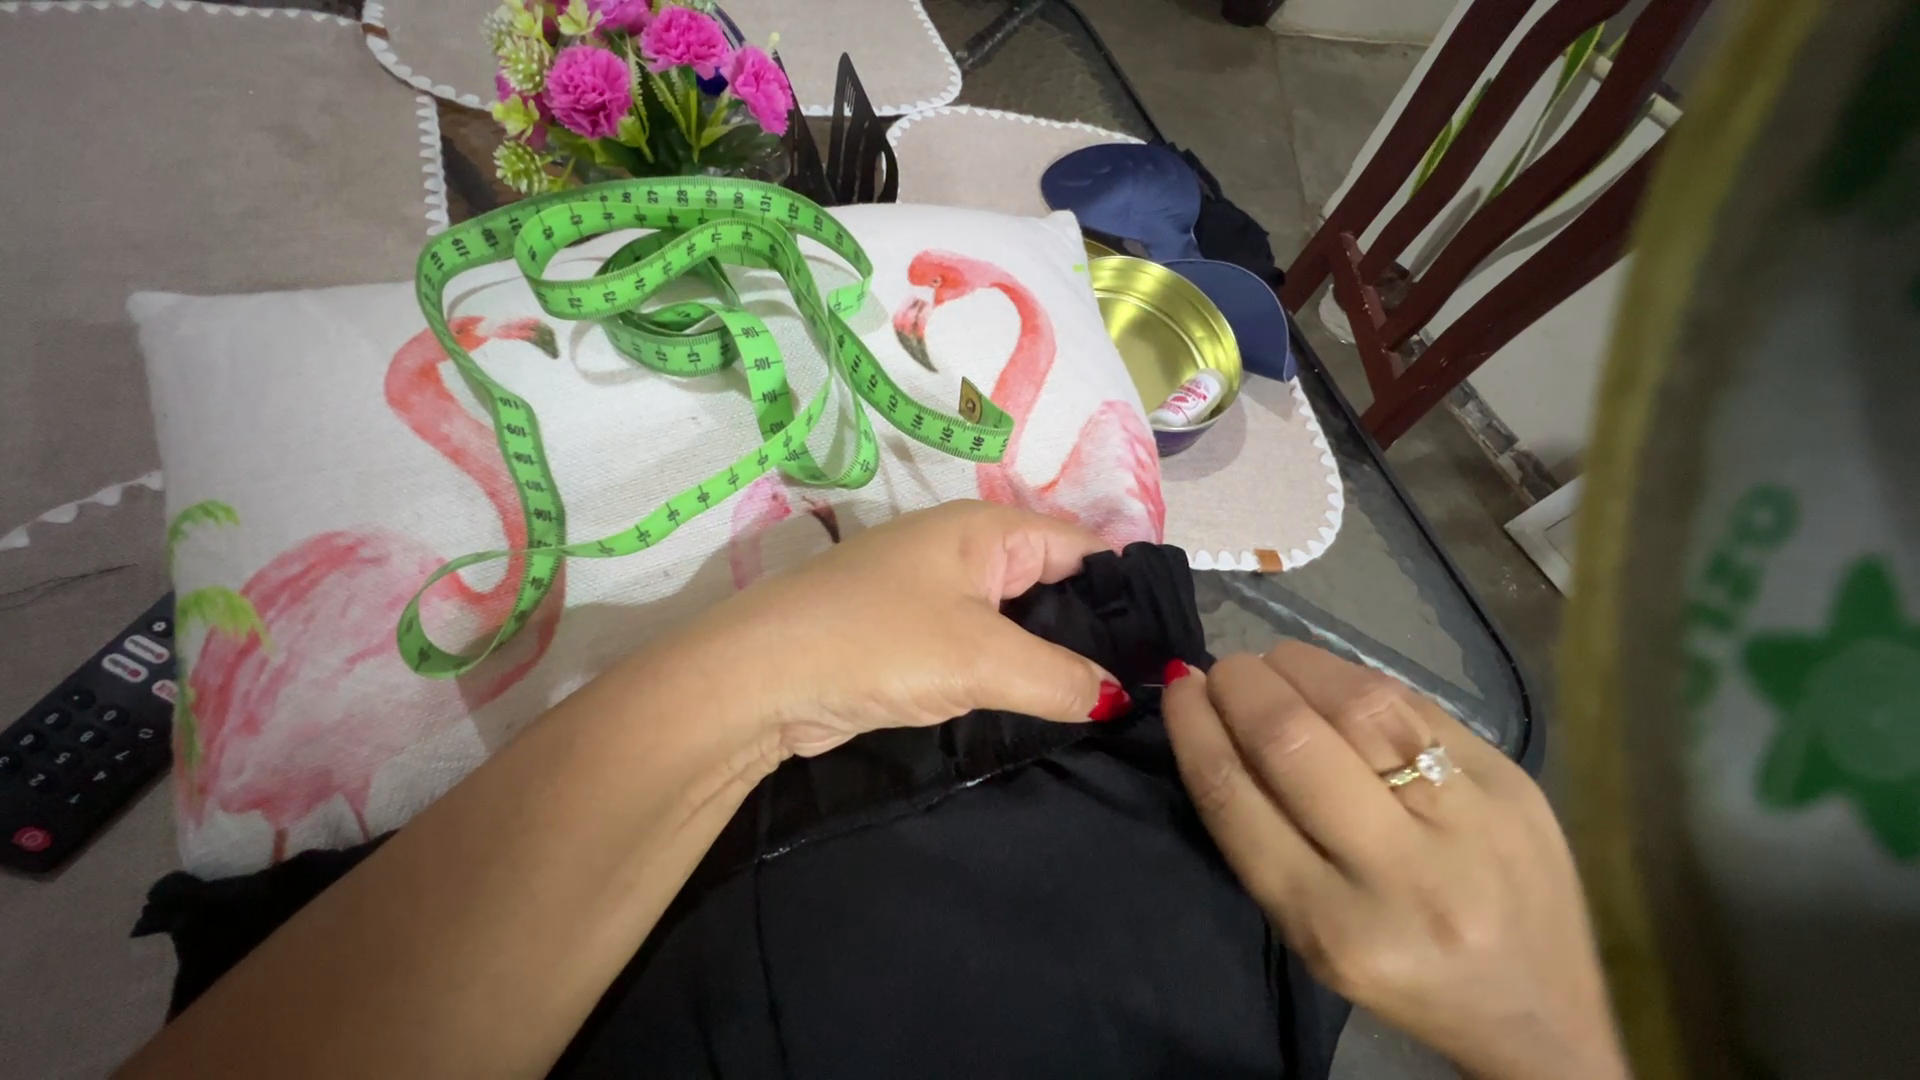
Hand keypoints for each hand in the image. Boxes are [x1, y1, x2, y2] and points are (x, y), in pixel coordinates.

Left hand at [682, 500, 1123, 757]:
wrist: (759, 680)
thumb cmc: (876, 644)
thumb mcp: (980, 658)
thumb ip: (1060, 677)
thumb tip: (1117, 697)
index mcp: (987, 529)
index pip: (1084, 548)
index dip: (1129, 594)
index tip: (1169, 652)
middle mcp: (966, 551)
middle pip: (1054, 584)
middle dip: (1096, 633)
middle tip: (1148, 692)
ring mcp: (937, 594)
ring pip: (1019, 622)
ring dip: (1054, 660)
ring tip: (1112, 709)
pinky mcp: (915, 637)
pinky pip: (984, 649)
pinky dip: (1013, 676)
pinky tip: (1046, 711)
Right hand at [1163, 644, 1626, 1079]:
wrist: (1540, 1016)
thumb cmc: (1396, 971)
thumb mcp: (1305, 927)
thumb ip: (1258, 829)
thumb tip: (1213, 716)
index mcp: (1333, 927)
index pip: (1236, 798)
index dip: (1194, 727)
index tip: (1179, 688)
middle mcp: (1404, 876)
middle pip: (1292, 740)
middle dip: (1241, 686)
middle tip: (1222, 671)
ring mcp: (1470, 823)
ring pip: (1360, 703)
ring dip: (1296, 666)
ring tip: (1271, 663)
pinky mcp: (1514, 784)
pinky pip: (1414, 703)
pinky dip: (1353, 678)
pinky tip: (1331, 679)